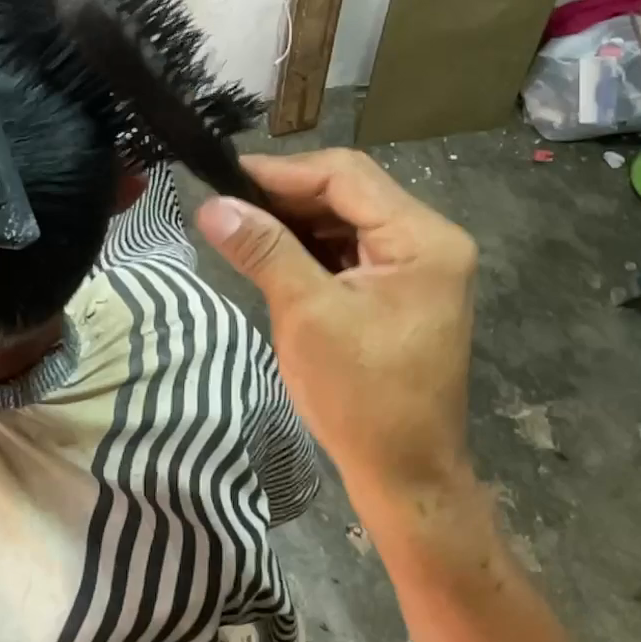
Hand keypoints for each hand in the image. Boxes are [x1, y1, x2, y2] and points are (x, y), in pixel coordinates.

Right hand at [196, 149, 478, 507]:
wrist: (403, 470)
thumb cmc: (360, 394)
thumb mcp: (306, 313)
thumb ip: (263, 250)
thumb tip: (211, 204)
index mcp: (422, 239)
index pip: (345, 175)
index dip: (281, 171)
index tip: (224, 177)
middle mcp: (429, 240)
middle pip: (348, 190)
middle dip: (285, 194)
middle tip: (226, 204)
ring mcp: (417, 265)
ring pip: (344, 217)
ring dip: (294, 220)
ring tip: (241, 227)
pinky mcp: (399, 288)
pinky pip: (348, 247)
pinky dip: (308, 245)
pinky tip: (273, 254)